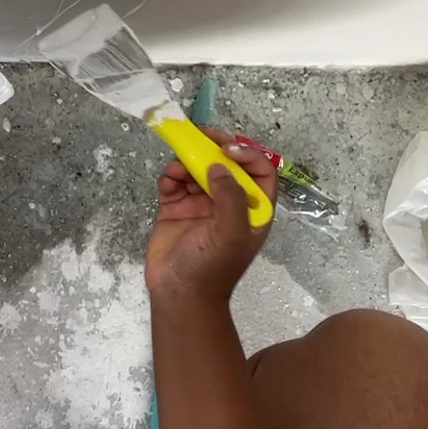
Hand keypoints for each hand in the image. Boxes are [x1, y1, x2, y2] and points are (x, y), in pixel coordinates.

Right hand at [144, 129, 278, 301]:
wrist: (179, 293)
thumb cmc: (212, 266)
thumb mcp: (231, 233)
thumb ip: (231, 197)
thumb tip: (219, 165)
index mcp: (252, 210)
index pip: (259, 172)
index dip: (248, 155)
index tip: (226, 147)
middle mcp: (228, 203)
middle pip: (226, 165)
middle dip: (214, 148)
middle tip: (199, 135)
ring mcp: (200, 205)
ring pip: (197, 170)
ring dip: (187, 163)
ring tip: (176, 168)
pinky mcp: (175, 208)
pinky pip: (174, 183)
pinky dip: (170, 177)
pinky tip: (167, 182)